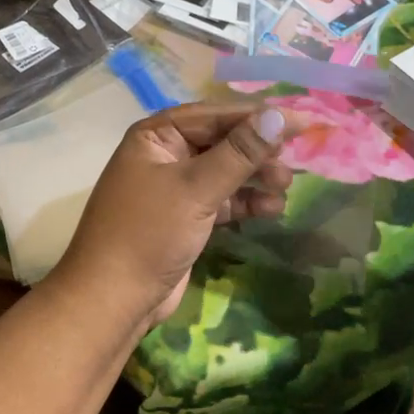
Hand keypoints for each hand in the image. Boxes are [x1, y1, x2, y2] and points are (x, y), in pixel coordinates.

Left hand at [48, 103, 292, 332]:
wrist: (112, 300)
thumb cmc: (148, 233)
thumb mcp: (196, 189)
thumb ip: (239, 153)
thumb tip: (279, 116)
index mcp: (156, 135)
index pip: (215, 114)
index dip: (258, 116)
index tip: (301, 121)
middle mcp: (164, 154)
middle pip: (222, 141)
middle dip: (257, 150)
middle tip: (292, 162)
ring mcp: (174, 188)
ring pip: (225, 172)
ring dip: (255, 177)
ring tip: (285, 186)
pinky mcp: (185, 218)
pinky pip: (222, 200)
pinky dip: (245, 202)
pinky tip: (272, 208)